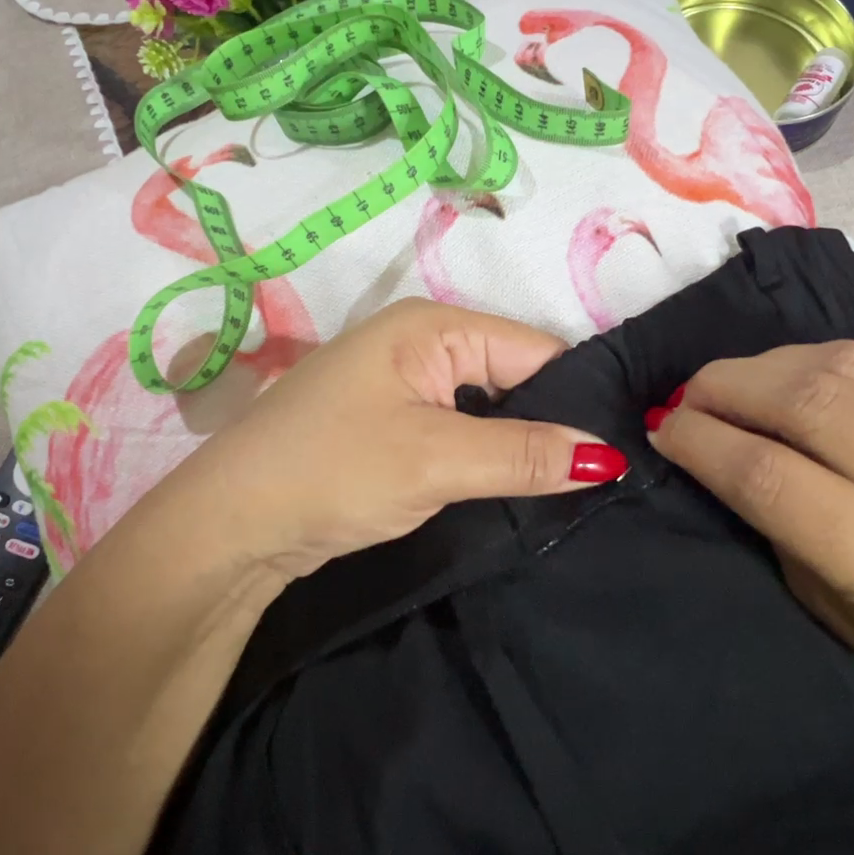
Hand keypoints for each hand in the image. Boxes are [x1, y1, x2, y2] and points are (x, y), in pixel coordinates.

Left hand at [140, 298, 627, 581]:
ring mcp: (400, 386)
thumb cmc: (332, 472)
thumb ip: (524, 454)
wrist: (228, 528)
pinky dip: (484, 459)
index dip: (580, 399)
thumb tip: (608, 455)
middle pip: (512, 377)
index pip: (535, 351)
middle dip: (551, 425)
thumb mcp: (436, 460)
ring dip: (518, 447)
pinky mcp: (389, 426)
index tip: (625, 452)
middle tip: (602, 481)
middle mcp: (419, 343)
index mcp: (432, 326)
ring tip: (569, 492)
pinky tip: (512, 492)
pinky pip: (457, 432)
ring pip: (486, 410)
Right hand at [647, 341, 853, 854]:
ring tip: (732, 382)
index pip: (778, 480)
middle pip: (816, 405)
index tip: (663, 429)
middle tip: (688, 395)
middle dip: (732, 387)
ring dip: (772, 365)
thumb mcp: (829, 608)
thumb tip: (709, 444)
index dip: (706, 443)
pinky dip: (824, 368)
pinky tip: (794, 380)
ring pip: (853, 369)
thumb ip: (776, 519)